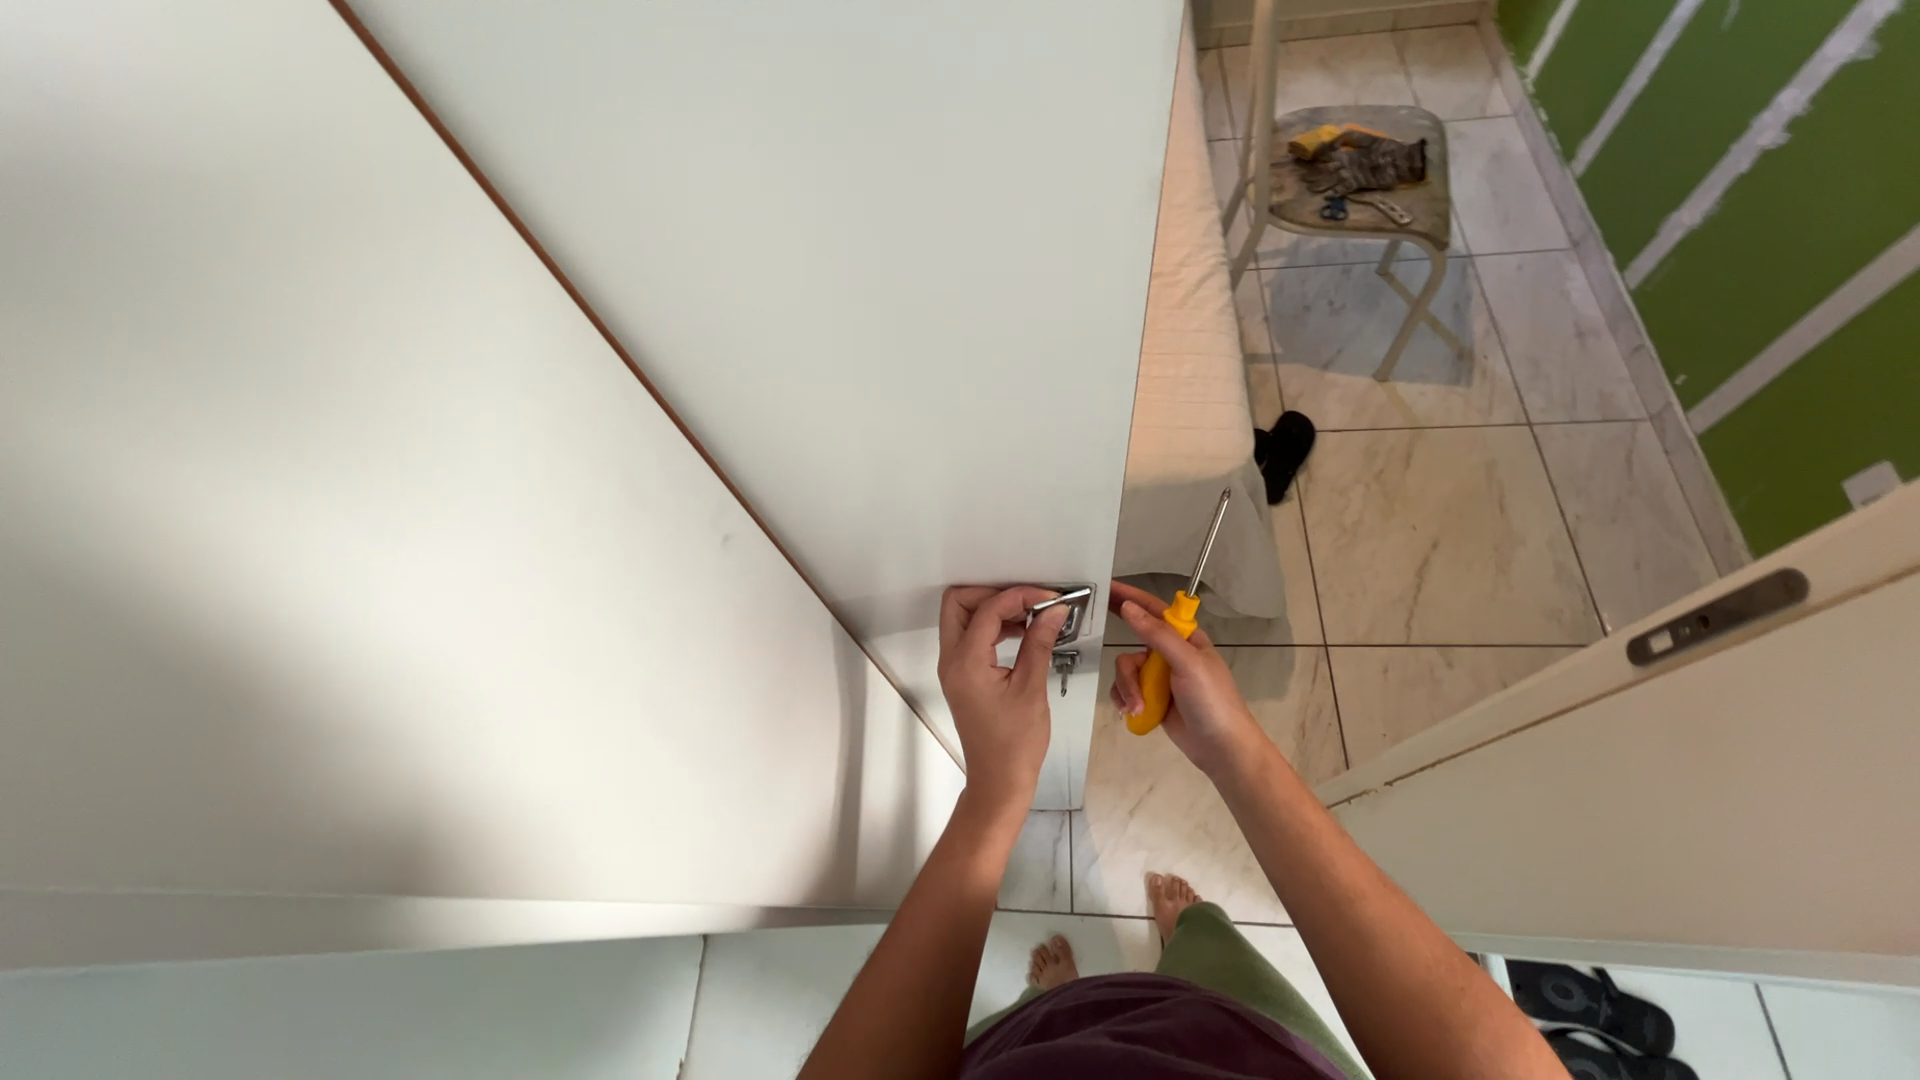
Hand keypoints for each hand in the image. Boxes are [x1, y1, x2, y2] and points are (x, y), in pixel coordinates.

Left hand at [937, 586, 1068, 812]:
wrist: (999, 780)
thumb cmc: (1015, 742)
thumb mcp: (1032, 689)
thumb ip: (1039, 643)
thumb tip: (1054, 611)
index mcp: (966, 663)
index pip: (987, 610)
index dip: (1018, 596)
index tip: (1048, 598)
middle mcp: (951, 660)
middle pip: (958, 603)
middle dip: (993, 593)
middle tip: (1029, 600)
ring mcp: (953, 667)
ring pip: (962, 617)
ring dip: (993, 609)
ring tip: (1031, 615)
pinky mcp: (962, 675)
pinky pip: (970, 636)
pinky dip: (992, 626)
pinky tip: (1022, 632)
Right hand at [1107, 580, 1265, 776]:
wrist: (1221, 749)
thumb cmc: (1212, 701)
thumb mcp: (1187, 663)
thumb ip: (1157, 634)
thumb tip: (1129, 607)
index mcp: (1185, 638)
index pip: (1154, 609)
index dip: (1131, 597)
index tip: (1107, 587)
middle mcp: (1170, 654)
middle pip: (1133, 644)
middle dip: (1126, 662)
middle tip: (1097, 642)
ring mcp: (1159, 678)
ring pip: (1126, 671)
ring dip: (1128, 689)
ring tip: (1139, 707)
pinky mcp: (1151, 699)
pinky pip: (1126, 691)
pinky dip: (1126, 700)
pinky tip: (1134, 712)